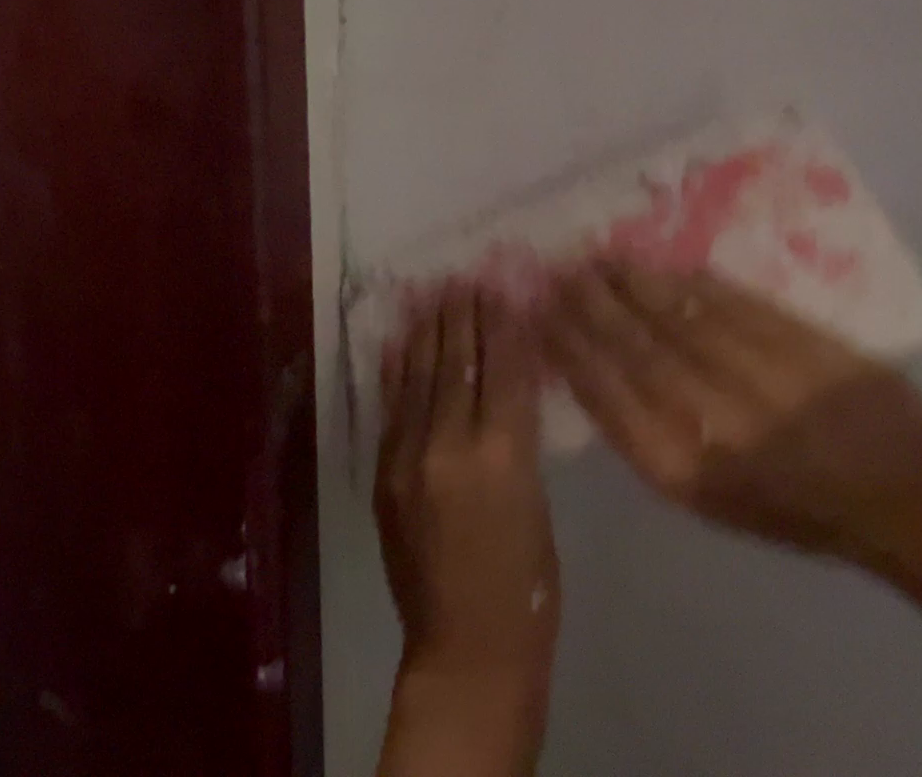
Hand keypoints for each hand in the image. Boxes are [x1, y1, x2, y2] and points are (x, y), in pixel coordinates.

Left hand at [377, 282, 559, 672]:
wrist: (466, 644)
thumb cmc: (527, 585)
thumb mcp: (538, 505)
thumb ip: (517, 444)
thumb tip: (503, 390)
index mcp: (502, 457)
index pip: (502, 372)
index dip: (502, 327)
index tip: (501, 289)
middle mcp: (448, 445)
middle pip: (457, 365)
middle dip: (462, 318)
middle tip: (463, 278)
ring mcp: (407, 457)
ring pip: (420, 379)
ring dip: (427, 333)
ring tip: (433, 295)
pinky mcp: (383, 473)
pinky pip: (391, 408)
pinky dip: (396, 371)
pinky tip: (399, 343)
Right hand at [544, 260, 921, 564]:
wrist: (899, 500)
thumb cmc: (782, 507)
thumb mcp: (697, 495)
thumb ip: (641, 433)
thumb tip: (592, 369)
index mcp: (675, 462)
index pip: (603, 390)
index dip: (567, 346)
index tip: (540, 314)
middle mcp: (708, 416)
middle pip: (631, 345)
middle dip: (590, 305)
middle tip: (561, 272)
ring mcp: (755, 375)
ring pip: (675, 315)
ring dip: (631, 284)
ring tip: (600, 260)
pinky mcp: (800, 343)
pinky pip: (729, 302)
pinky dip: (690, 282)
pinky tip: (663, 267)